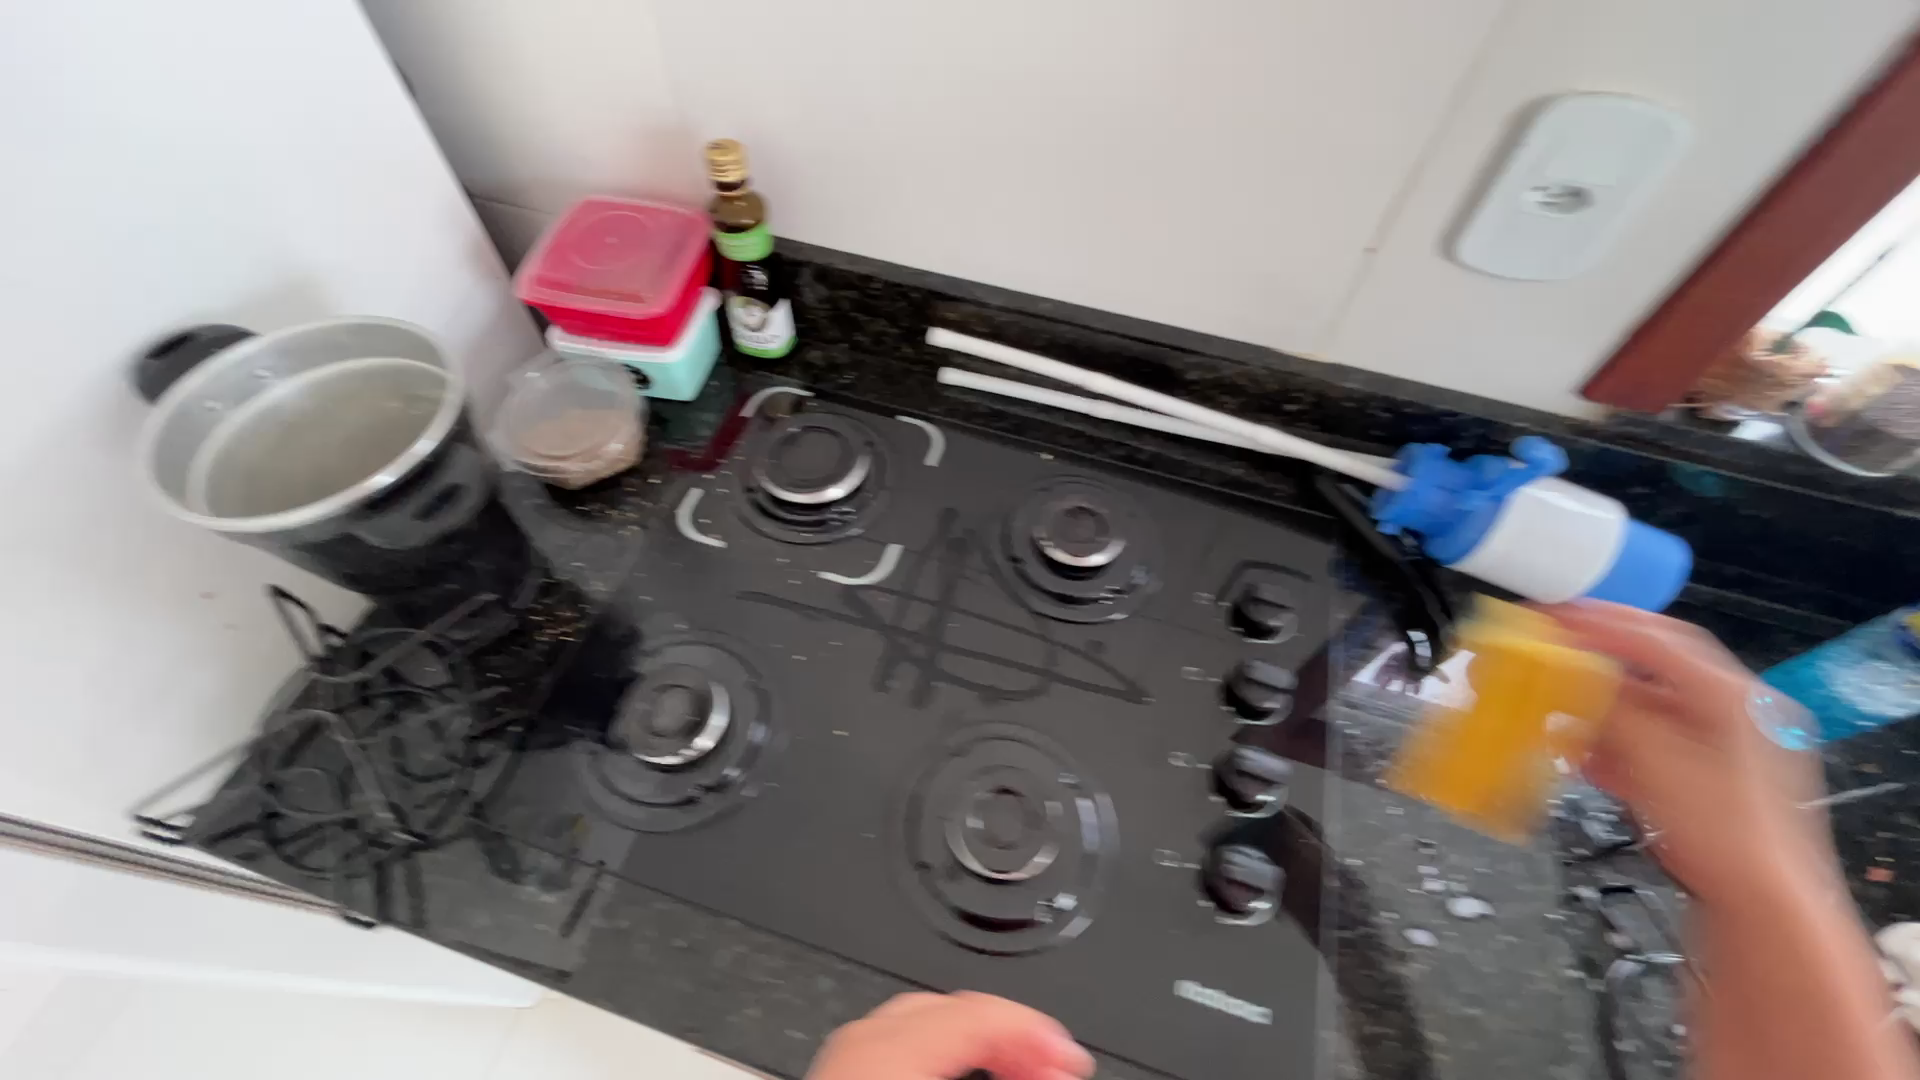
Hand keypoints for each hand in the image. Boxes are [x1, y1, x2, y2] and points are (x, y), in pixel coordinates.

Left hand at [806, 992, 1094, 1079]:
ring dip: (980, 1039)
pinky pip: (898, 1043)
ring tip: (1020, 1067)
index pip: (974, 1011)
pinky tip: (968, 1071)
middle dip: (1010, 1031)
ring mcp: (840, 1056)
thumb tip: (1052, 1066)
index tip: (1070, 1054)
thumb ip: (1005, 1070)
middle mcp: (857, 1041)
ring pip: (925, 1022)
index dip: (1034, 1026)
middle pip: (951, 1008)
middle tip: (1055, 1062)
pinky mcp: (836, 1072)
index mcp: (882, 1048)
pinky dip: (942, 1050)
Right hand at [1539, 601, 1834, 903]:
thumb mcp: (1654, 756)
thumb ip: (1609, 706)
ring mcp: (1713, 740)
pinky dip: (1601, 731)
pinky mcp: (1695, 769)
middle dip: (1590, 650)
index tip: (1544, 615)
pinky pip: (1640, 735)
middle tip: (1541, 638)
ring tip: (1542, 691)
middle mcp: (1727, 710)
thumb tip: (1564, 670)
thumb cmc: (1717, 826)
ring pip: (1640, 698)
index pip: (1656, 639)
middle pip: (1649, 662)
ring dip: (1588, 693)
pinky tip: (1569, 742)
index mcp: (1730, 697)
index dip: (1596, 621)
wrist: (1757, 900)